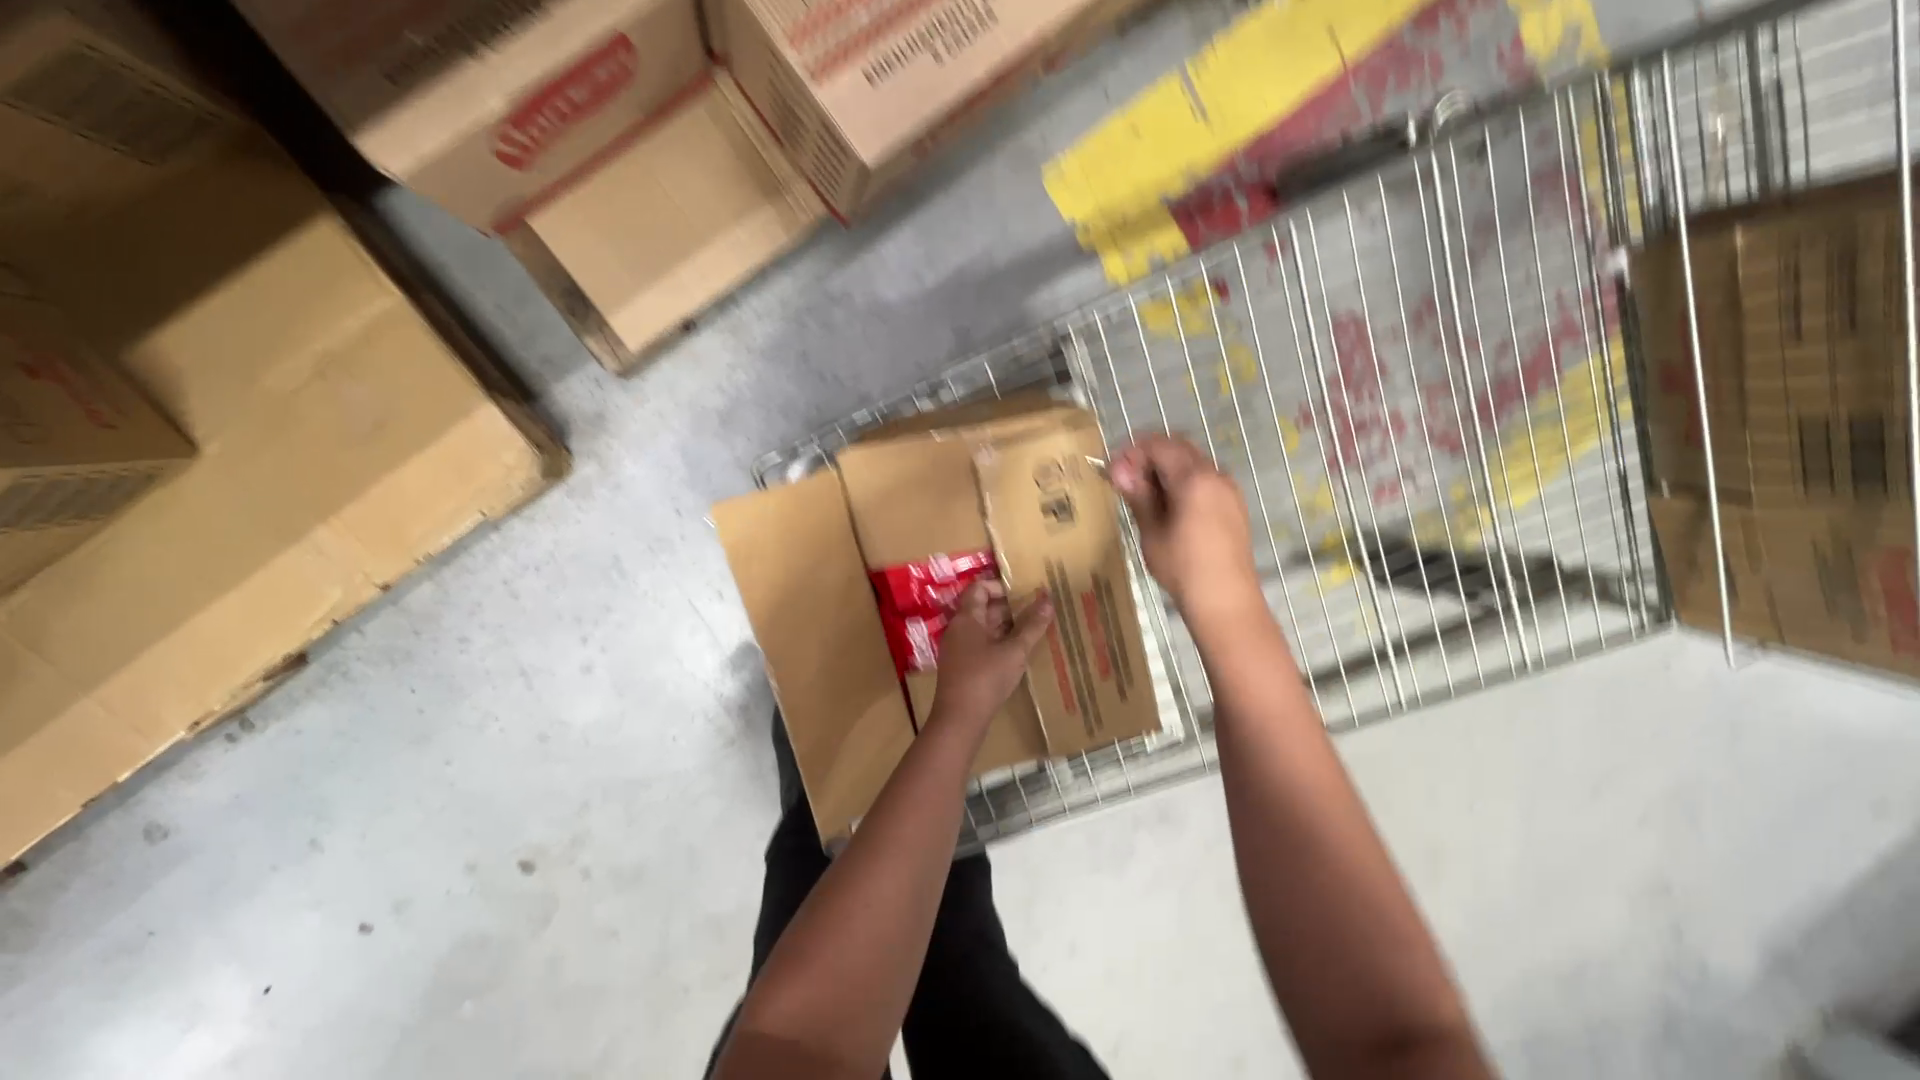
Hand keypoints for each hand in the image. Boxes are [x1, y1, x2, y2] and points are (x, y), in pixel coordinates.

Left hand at [930, 580, 1053, 726]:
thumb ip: (1032, 626)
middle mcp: (959, 629)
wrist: (959, 718)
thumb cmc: (985, 678)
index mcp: (967, 619)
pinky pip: (981, 645)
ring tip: (1033, 630)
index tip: (1025, 592)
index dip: (1001, 586)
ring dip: (1007, 627)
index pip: (979, 588)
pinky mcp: (962, 667)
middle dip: (1010, 608)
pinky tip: (1018, 653)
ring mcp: (958, 649)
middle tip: (1037, 610)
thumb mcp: (1014, 651)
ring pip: (984, 629)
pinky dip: (999, 643)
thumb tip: (1048, 600)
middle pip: (983, 608)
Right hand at [1109, 435, 1262, 621]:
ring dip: (1167, 468)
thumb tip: (1120, 470)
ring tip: (1145, 495)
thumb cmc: (1182, 567)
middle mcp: (1216, 475)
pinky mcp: (1234, 505)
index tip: (1114, 471)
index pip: (1159, 446)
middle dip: (1150, 456)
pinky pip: (1206, 479)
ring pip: (1194, 462)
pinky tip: (1170, 506)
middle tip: (1126, 479)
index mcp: (1194, 478)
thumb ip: (1139, 495)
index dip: (1132, 452)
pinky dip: (1185, 481)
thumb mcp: (1152, 531)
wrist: (1225, 600)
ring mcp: (1229, 489)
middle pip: (1179, 448)